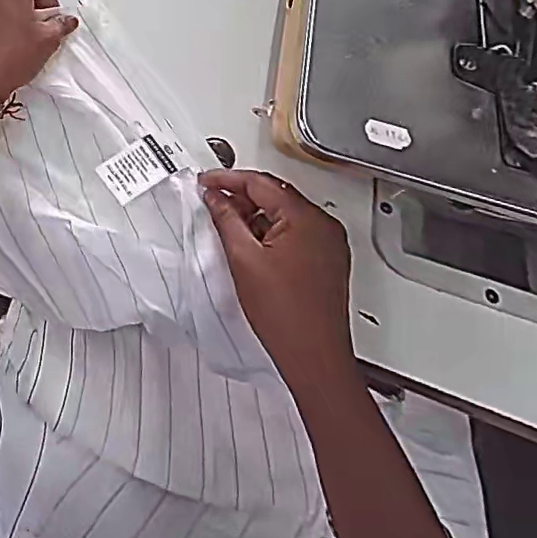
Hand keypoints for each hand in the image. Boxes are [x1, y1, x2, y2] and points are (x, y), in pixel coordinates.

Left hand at [0, 0, 78, 98]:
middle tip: (44, 20)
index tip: (55, 17)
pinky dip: (6, 14)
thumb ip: (62, 23)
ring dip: (20, 6)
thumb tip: (66, 20)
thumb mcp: (49, 38)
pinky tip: (15, 34)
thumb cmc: (11, 55)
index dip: (52, 1)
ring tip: (30, 30)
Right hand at [200, 169, 354, 388]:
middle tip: (213, 202)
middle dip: (241, 196)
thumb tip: (215, 198)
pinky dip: (272, 231)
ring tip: (229, 226)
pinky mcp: (328, 258)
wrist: (315, 358)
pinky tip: (252, 244)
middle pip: (275, 195)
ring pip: (285, 213)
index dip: (228, 179)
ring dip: (256, 214)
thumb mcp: (244, 260)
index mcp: (306, 218)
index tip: (207, 181)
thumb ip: (226, 220)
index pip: (261, 182)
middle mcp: (323, 225)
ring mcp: (329, 242)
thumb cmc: (287, 317)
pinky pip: (296, 231)